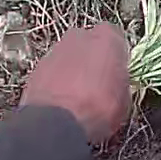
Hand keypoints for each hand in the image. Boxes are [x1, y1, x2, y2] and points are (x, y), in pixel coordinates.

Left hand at [20, 23, 131, 142]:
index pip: (116, 39)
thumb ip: (120, 83)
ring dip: (72, 71)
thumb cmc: (98, 109)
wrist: (57, 123)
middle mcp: (79, 36)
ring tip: (77, 98)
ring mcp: (54, 50)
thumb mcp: (124, 101)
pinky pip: (51, 71)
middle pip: (89, 44)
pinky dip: (55, 83)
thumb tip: (116, 86)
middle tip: (97, 85)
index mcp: (108, 39)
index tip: (117, 74)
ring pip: (68, 57)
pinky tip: (60, 103)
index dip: (116, 58)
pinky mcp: (36, 67)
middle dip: (92, 60)